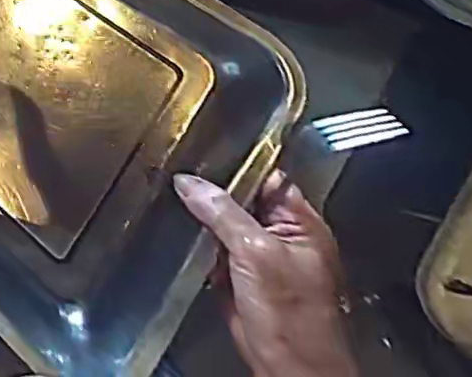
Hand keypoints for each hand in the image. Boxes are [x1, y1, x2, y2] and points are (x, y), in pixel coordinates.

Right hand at [174, 172, 358, 376]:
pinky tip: (180, 227)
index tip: (199, 151)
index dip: (233, 162)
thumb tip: (187, 182)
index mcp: (299, 222)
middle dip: (209, 188)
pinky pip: (212, 242)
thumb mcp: (258, 255)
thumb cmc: (293, 321)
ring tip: (172, 194)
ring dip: (200, 213)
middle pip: (238, 194)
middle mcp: (280, 232)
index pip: (263, 174)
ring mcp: (258, 253)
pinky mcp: (238, 272)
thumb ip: (223, 213)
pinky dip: (197, 237)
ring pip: (222, 217)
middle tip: (178, 174)